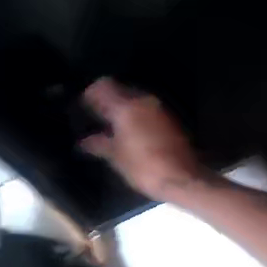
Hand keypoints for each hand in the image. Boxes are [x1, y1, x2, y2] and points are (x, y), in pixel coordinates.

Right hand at [79, 78, 208, 201]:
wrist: (183, 178)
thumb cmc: (145, 167)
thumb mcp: (117, 157)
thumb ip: (99, 144)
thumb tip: (85, 141)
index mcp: (126, 107)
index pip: (102, 87)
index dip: (90, 94)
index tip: (83, 106)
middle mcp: (145, 102)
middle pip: (121, 90)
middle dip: (108, 101)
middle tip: (97, 116)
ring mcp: (161, 110)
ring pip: (136, 100)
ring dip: (124, 108)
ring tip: (113, 126)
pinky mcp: (172, 120)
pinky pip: (149, 111)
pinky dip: (138, 116)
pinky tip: (132, 132)